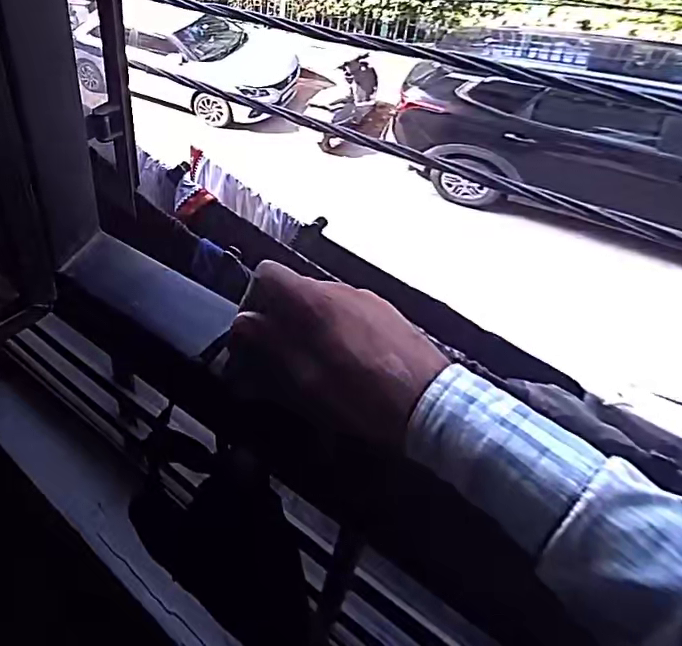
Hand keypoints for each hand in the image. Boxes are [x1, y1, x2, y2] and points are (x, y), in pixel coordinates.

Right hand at [228, 261, 449, 452]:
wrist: (438, 409)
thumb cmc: (364, 397)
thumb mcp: (307, 379)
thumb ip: (271, 344)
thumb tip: (243, 322)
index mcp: (313, 299)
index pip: (267, 271)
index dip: (252, 297)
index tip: (256, 330)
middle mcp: (339, 287)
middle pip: (294, 288)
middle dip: (280, 316)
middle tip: (281, 354)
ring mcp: (367, 298)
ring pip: (322, 300)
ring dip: (310, 324)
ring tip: (319, 363)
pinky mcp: (389, 312)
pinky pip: (349, 310)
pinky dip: (338, 327)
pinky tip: (351, 361)